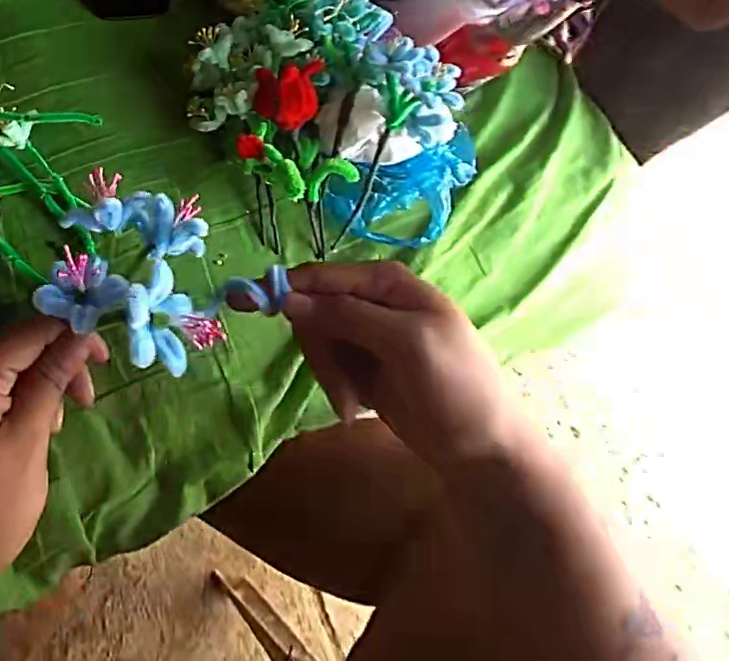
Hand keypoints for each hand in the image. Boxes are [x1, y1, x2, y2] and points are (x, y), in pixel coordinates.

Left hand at [0, 316, 108, 592]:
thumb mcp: (29, 439)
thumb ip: (53, 378)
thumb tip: (82, 332)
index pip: (33, 329)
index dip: (73, 332)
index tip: (106, 358)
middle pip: (25, 342)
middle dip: (63, 360)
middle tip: (89, 397)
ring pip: (19, 362)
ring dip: (50, 379)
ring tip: (66, 418)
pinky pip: (5, 383)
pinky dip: (31, 395)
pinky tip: (44, 424)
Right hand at [284, 261, 516, 473]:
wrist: (485, 451)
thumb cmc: (455, 386)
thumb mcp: (405, 343)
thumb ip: (347, 315)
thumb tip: (289, 297)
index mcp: (387, 282)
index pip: (322, 276)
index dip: (285, 288)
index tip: (243, 303)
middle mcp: (373, 301)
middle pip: (314, 311)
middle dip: (320, 351)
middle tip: (339, 387)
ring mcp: (366, 334)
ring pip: (317, 341)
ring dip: (329, 375)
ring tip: (353, 405)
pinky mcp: (361, 364)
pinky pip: (327, 364)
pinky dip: (336, 387)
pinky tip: (358, 407)